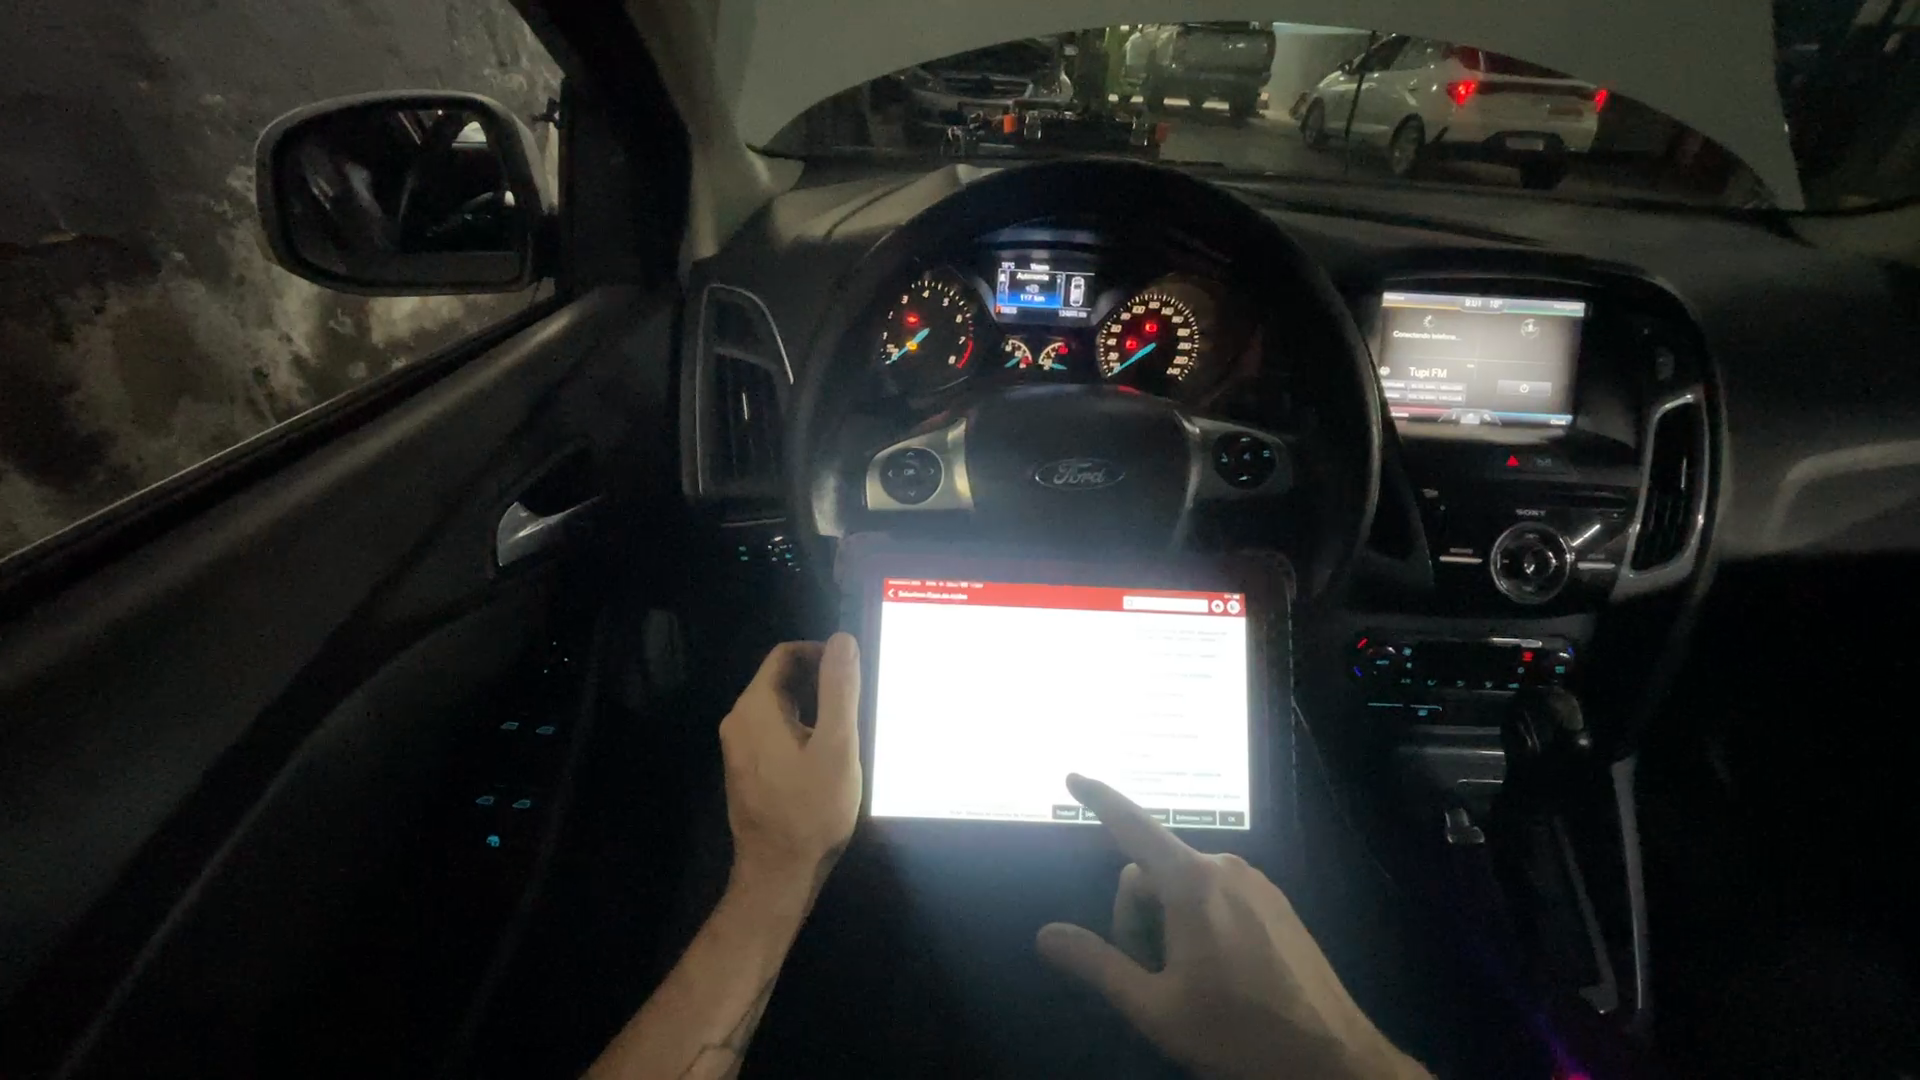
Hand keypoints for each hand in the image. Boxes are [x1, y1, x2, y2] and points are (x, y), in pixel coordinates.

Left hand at [718, 634, 862, 886]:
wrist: (778, 875)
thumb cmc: (811, 809)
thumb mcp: (836, 745)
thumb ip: (839, 689)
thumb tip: (842, 639)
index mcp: (755, 708)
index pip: (784, 655)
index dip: (820, 652)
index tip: (852, 669)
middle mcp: (740, 721)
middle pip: (780, 678)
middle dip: (819, 679)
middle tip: (857, 699)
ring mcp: (740, 747)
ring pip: (779, 705)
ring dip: (813, 705)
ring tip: (848, 725)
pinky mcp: (748, 768)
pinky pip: (775, 729)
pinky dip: (802, 727)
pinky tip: (827, 752)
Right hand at [1037, 775, 1430, 1079]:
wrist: (1340, 1066)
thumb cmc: (1240, 1035)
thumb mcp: (1157, 1009)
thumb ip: (1098, 965)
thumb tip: (1046, 935)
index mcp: (1191, 883)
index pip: (1131, 826)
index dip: (1098, 799)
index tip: (1073, 777)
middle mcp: (1223, 866)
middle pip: (1151, 871)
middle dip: (1135, 915)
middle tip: (1147, 975)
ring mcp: (1255, 882)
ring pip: (1184, 883)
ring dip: (1166, 919)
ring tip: (1184, 979)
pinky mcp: (1276, 902)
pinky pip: (1217, 892)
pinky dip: (1197, 917)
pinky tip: (1216, 970)